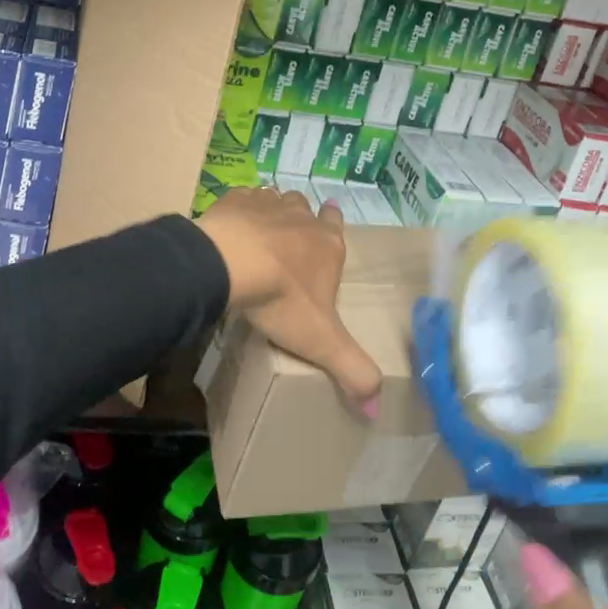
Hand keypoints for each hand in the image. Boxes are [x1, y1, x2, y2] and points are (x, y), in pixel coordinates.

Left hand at [194, 188, 382, 416]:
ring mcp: (266, 204)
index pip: (336, 225)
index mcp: (327, 245)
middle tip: (290, 243)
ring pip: (275, 198)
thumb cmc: (282, 299)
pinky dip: (239, 209)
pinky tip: (232, 226)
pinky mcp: (233, 200)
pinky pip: (241, 198)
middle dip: (301, 220)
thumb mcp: (322, 342)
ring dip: (271, 211)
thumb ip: (353, 372)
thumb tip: (377, 410)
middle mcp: (301, 217)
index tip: (329, 222)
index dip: (333, 224)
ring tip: (261, 232)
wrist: (230, 263)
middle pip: (305, 209)